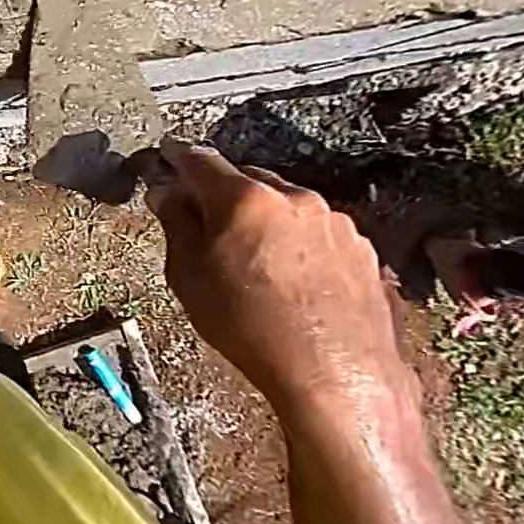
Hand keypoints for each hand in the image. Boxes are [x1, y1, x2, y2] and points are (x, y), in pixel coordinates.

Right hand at [140, 139, 414, 415]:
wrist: (332, 368)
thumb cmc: (246, 323)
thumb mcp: (188, 276)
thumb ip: (176, 225)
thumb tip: (165, 193)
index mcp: (243, 199)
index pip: (200, 161)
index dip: (177, 156)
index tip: (166, 155)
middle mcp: (292, 196)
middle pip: (244, 179)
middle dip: (219, 193)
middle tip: (198, 221)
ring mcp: (331, 219)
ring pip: (281, 203)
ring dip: (257, 217)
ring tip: (244, 259)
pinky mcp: (358, 244)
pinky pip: (311, 227)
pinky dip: (289, 238)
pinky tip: (281, 274)